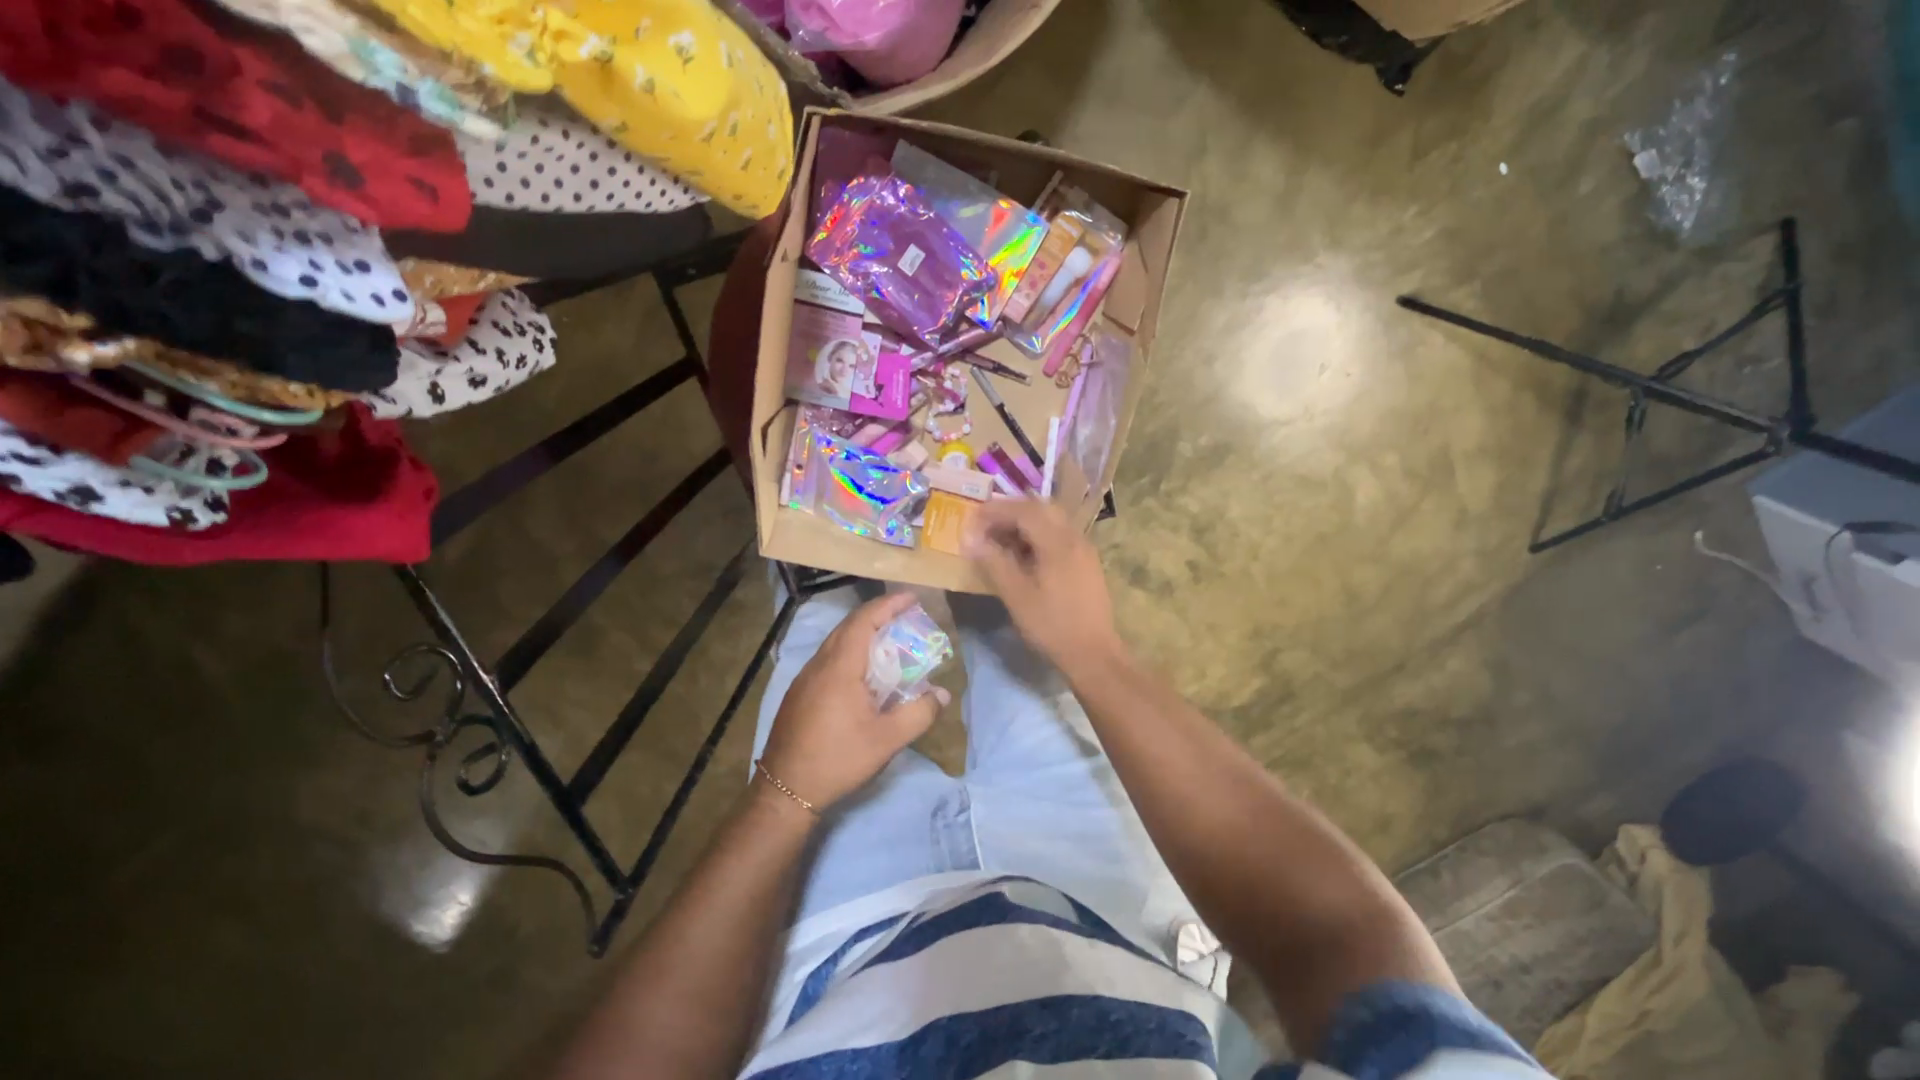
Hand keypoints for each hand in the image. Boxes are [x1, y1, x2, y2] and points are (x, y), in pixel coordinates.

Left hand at [758, 592, 946, 811]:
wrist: (785, 789)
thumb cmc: (838, 759)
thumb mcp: (887, 740)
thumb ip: (918, 713)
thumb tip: (942, 694)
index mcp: (839, 668)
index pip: (864, 621)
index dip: (888, 605)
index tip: (912, 597)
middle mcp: (818, 665)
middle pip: (849, 628)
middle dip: (878, 618)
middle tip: (906, 617)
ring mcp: (805, 680)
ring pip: (836, 645)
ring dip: (863, 637)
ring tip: (890, 643)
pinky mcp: (799, 695)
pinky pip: (829, 662)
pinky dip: (851, 656)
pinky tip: (864, 676)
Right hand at [961, 499, 1124, 673]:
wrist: (1094, 654)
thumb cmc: (1052, 626)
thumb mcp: (1016, 596)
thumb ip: (993, 562)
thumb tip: (970, 538)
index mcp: (1058, 542)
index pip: (1024, 511)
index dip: (996, 511)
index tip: (972, 519)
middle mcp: (1074, 538)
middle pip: (1040, 509)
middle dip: (1011, 512)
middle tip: (986, 525)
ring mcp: (1084, 550)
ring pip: (1052, 522)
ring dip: (1025, 524)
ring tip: (1000, 540)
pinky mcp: (1087, 563)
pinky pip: (1060, 536)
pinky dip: (1038, 536)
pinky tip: (1023, 556)